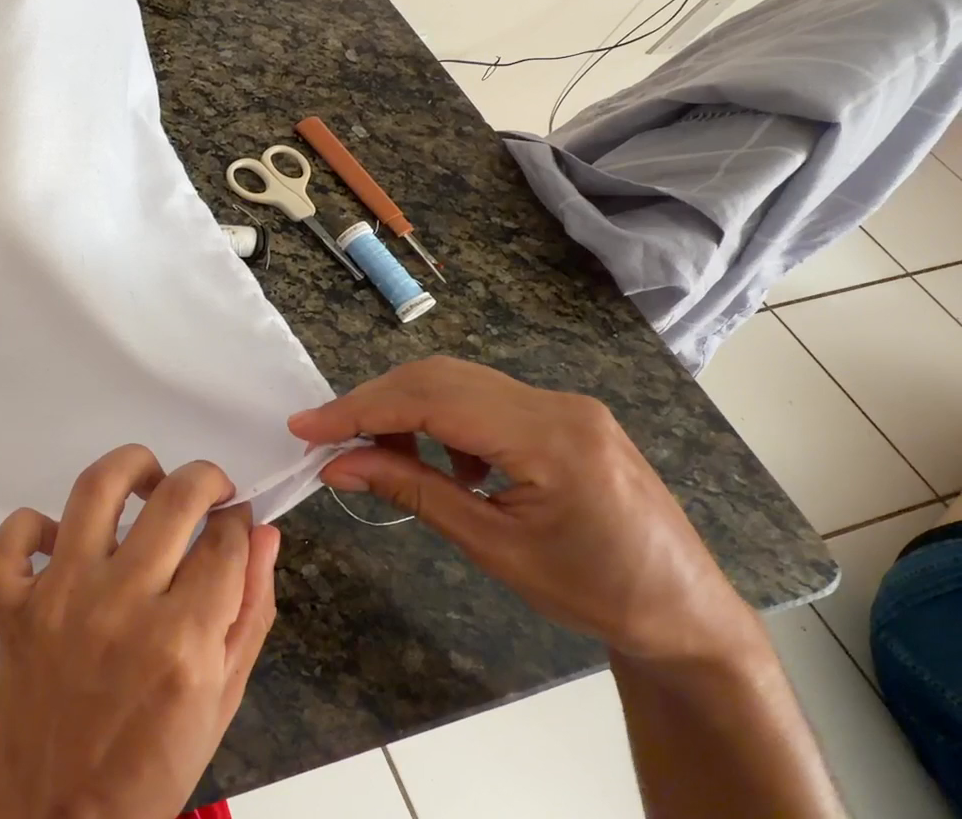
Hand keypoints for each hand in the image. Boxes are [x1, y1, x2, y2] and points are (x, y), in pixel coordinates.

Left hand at [0, 445, 280, 818]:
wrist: (57, 805)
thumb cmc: (153, 761)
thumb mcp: (222, 700)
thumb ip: (249, 613)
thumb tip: (263, 533)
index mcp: (184, 640)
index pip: (226, 542)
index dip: (239, 522)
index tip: (236, 521)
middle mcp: (122, 605)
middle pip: (174, 499)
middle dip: (205, 480)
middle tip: (208, 491)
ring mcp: (59, 597)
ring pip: (95, 489)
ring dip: (130, 467)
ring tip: (146, 481)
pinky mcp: (11, 602)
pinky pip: (14, 535)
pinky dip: (33, 524)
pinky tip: (62, 539)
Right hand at [288, 357, 757, 664]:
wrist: (686, 611)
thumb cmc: (595, 592)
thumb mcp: (494, 547)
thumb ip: (414, 491)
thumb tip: (338, 464)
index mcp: (550, 438)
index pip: (431, 401)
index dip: (359, 409)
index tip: (304, 427)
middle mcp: (557, 405)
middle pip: (439, 379)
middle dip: (372, 403)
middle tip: (323, 438)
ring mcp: (563, 406)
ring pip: (456, 384)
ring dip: (402, 409)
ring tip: (369, 452)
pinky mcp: (563, 417)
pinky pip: (482, 400)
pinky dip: (438, 420)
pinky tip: (435, 461)